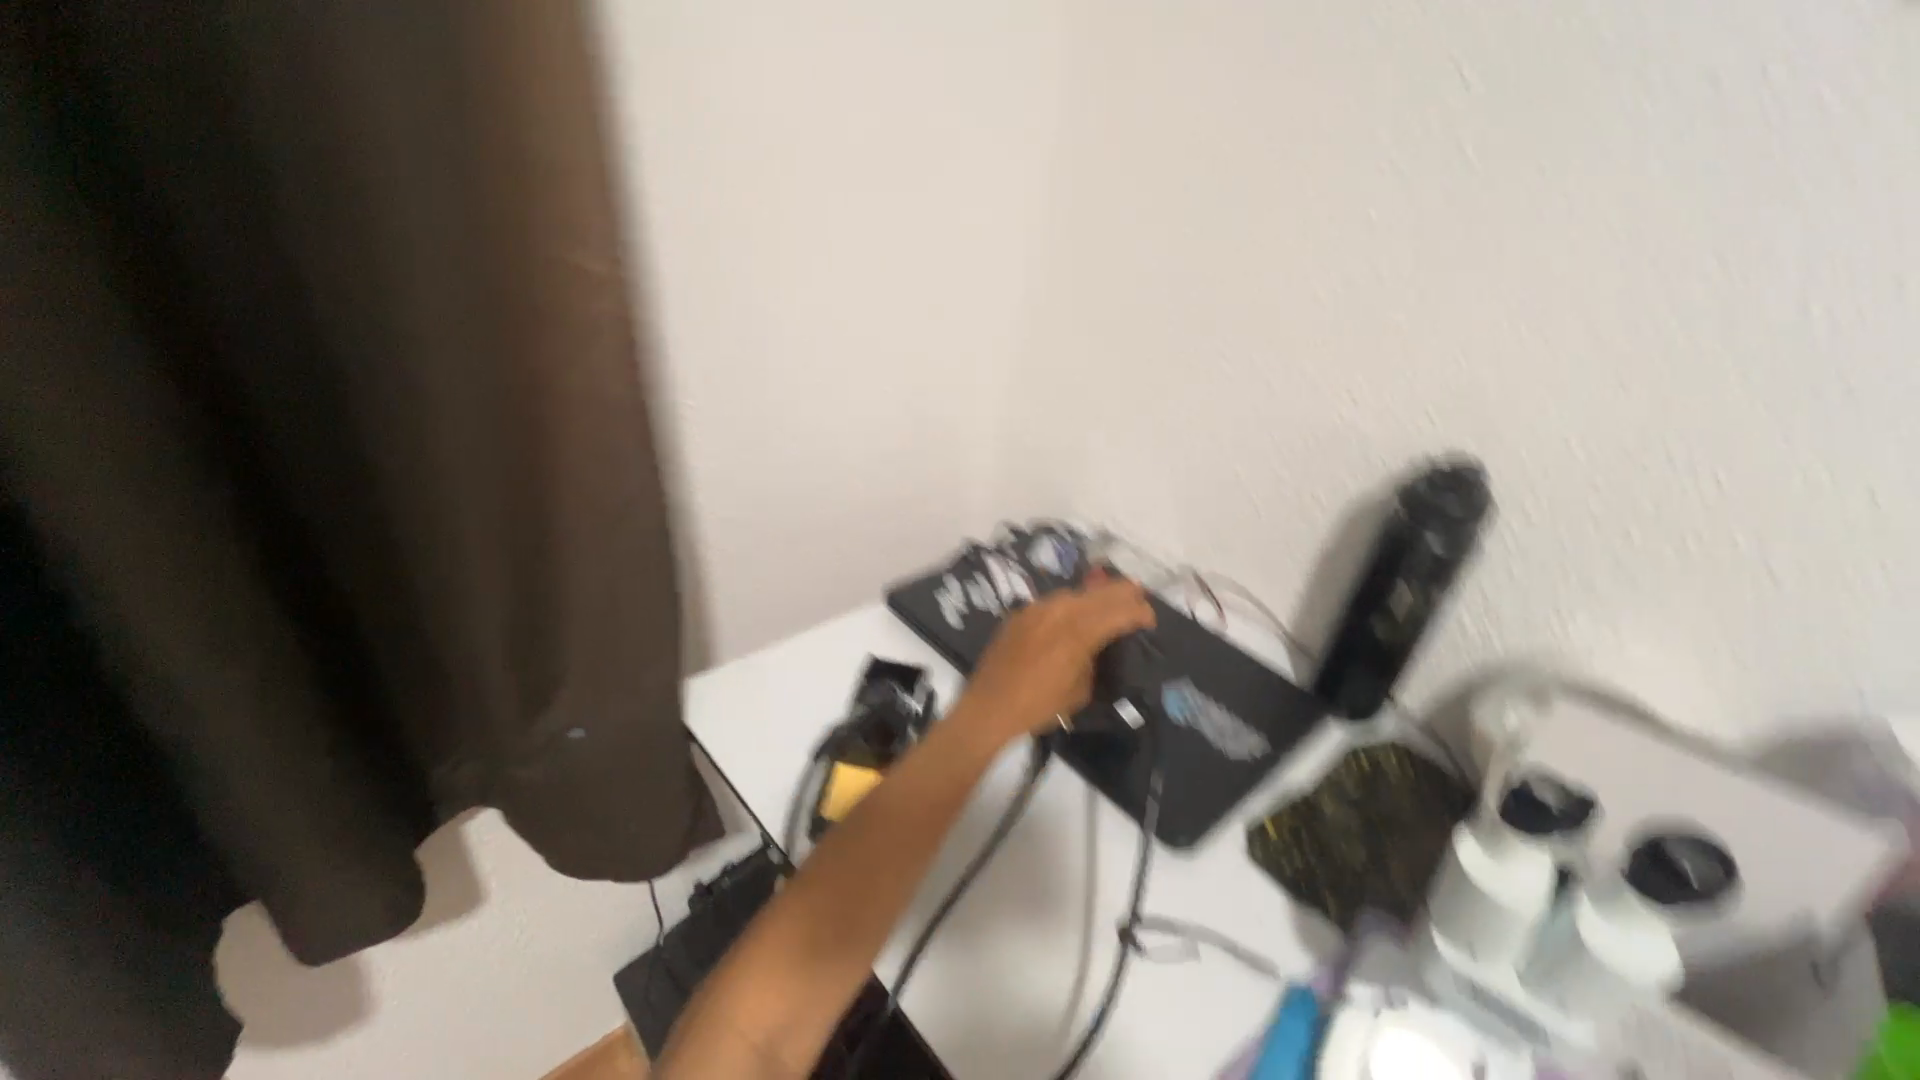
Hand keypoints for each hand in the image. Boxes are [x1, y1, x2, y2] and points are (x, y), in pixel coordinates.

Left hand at [950, 572, 1156, 749]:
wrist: (989, 706)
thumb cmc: (1038, 706)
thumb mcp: (1080, 690)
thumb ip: (1094, 660)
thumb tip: (1099, 647)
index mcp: (1079, 632)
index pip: (1119, 612)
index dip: (1140, 612)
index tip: (1150, 619)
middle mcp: (1059, 612)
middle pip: (1100, 593)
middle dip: (1123, 594)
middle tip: (1138, 595)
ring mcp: (1037, 609)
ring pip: (1075, 592)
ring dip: (1095, 595)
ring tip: (1109, 599)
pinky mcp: (1020, 613)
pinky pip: (1053, 602)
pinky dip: (1070, 604)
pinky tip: (1075, 612)